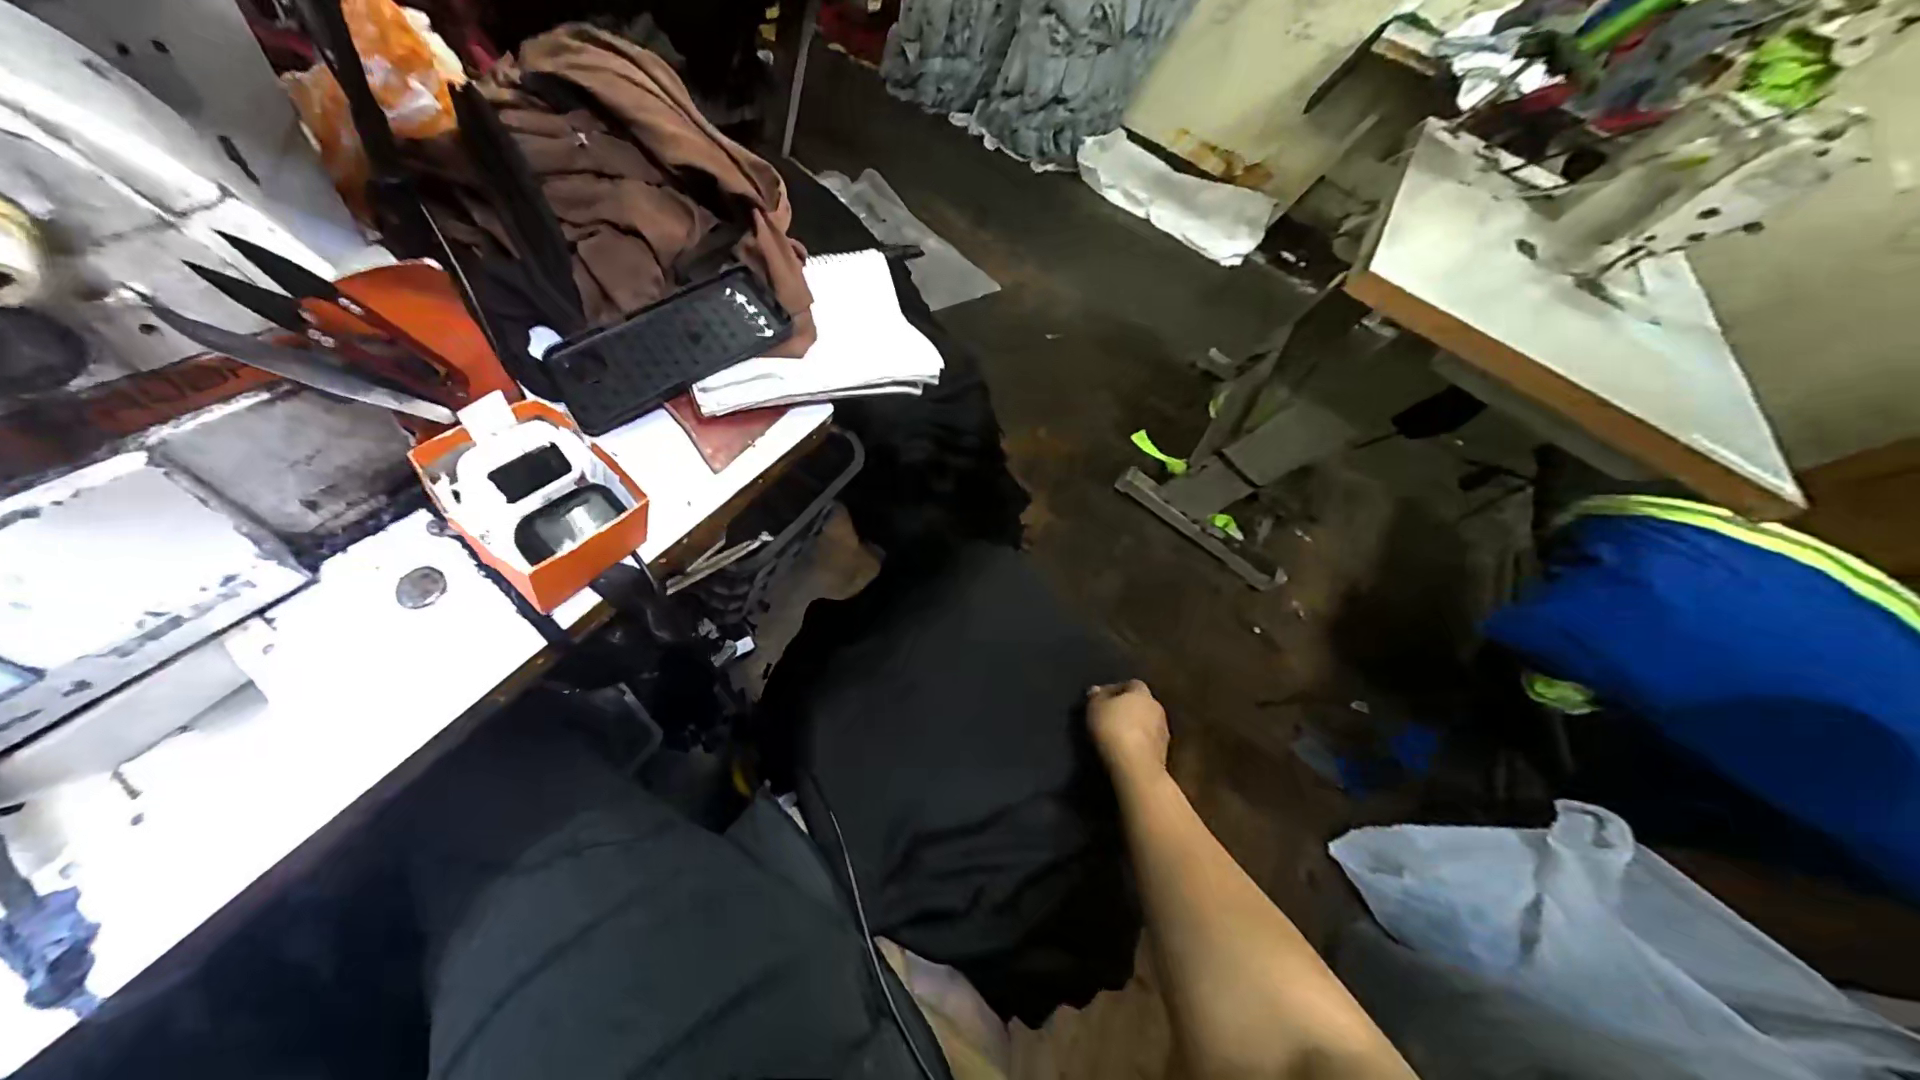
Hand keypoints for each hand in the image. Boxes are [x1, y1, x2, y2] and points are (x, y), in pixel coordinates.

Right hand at [1087, 680, 1169, 780]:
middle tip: (1108, 716)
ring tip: (1116, 735)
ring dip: (1134, 726)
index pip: (1131, 684)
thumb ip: (1096, 697)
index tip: (1101, 699)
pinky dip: (1137, 742)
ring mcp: (1163, 731)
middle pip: (1141, 703)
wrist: (1136, 766)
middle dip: (1127, 708)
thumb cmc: (1113, 729)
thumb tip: (1097, 690)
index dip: (1116, 689)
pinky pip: (1147, 741)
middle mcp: (1157, 708)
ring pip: (1146, 723)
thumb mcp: (1095, 708)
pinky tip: (1124, 749)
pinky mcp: (1163, 752)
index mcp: (1142, 693)